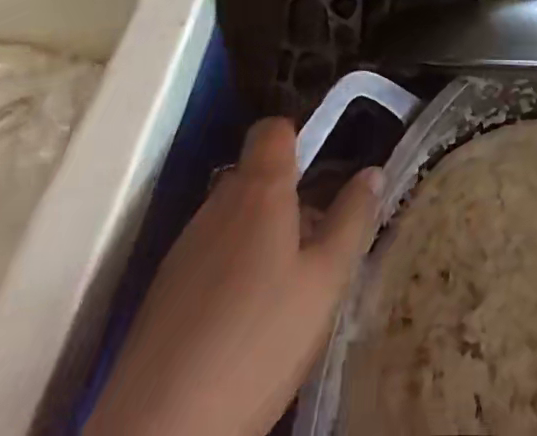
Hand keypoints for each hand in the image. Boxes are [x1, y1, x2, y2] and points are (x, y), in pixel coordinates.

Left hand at [86, 118, 381, 435]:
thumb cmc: (261, 339)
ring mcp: (186, 244)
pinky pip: (212, 248)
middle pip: (256, 173)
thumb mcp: (326, 281)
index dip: (301, 135)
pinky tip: (251, 314)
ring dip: (265, 230)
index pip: (273, 130)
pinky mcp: (167, 284)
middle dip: (291, 194)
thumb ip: (352, 220)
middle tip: (322, 240)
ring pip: (234, 214)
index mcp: (258, 192)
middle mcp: (217, 205)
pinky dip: (237, 261)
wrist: (164, 424)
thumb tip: (372, 172)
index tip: (327, 167)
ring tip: (292, 285)